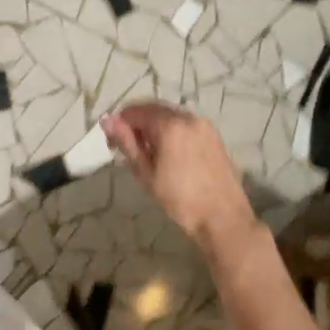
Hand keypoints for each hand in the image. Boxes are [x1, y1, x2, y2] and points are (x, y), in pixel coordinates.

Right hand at [102, 102, 262, 256]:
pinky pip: (185, 126)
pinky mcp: (214, 137)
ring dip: (154, 129)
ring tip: (148, 155)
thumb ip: (127, 143)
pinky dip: (171, 133)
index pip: (136, 111)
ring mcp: (205, 126)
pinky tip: (168, 155)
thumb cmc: (179, 200)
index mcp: (170, 125)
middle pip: (154, 111)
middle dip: (137, 125)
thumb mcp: (146, 173)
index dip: (120, 124)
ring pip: (171, 118)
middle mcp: (189, 118)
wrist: (222, 218)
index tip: (112, 144)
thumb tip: (107, 120)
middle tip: (127, 150)